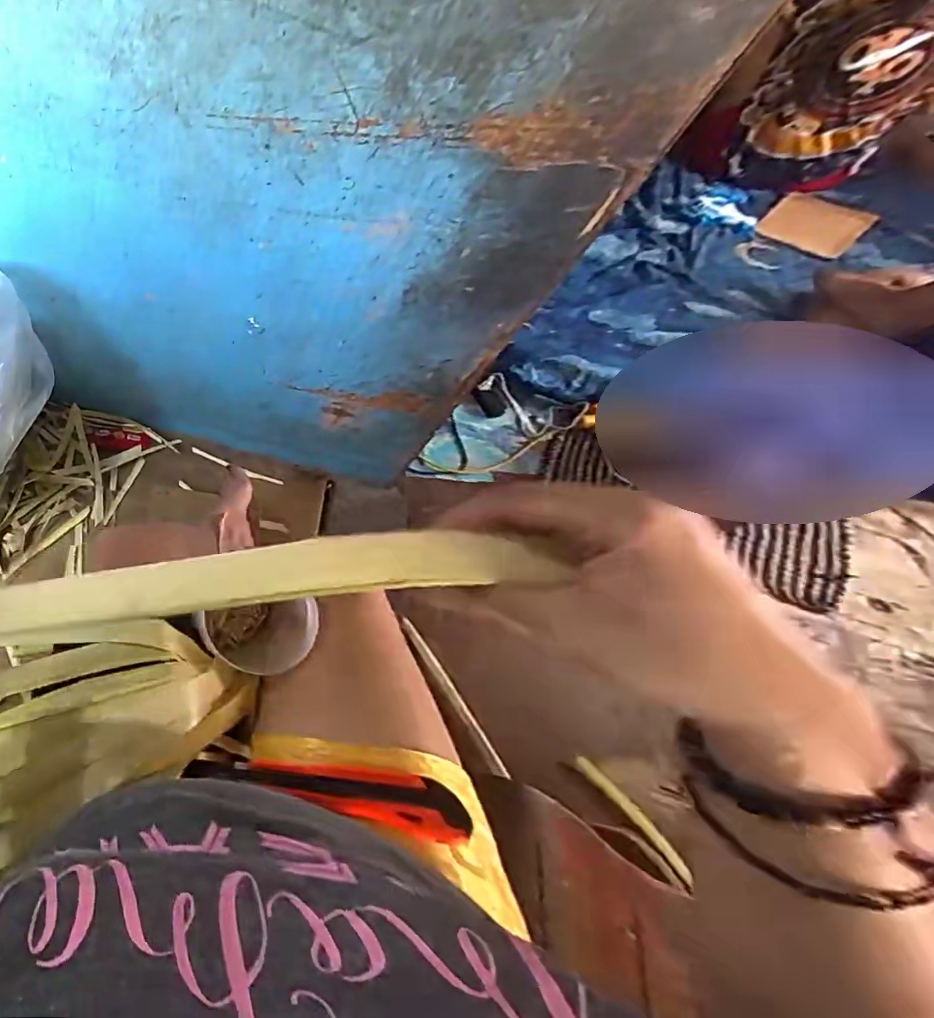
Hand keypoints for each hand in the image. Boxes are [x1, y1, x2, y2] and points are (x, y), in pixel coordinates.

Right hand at [427, 485, 848, 731]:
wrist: (773, 699)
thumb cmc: (665, 655)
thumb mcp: (564, 625)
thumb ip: (489, 598)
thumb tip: (426, 589)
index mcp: (623, 513)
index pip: (521, 498)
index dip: (465, 516)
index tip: (427, 541)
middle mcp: (641, 504)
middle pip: (540, 503)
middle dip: (486, 527)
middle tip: (447, 554)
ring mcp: (658, 523)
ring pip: (561, 519)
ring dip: (514, 540)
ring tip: (478, 564)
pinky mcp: (665, 546)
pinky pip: (586, 536)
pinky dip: (546, 551)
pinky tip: (527, 573)